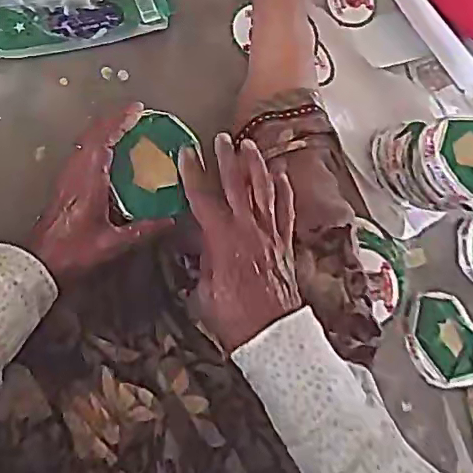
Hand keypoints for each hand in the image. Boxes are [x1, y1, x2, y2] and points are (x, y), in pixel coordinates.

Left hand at [29, 105, 174, 280]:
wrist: (39, 263)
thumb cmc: (73, 252)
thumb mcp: (112, 243)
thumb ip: (143, 230)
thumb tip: (170, 220)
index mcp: (89, 180)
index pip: (104, 139)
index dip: (120, 121)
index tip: (137, 110)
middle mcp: (76, 171)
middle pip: (93, 134)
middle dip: (114, 118)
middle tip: (135, 113)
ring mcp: (67, 175)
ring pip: (86, 141)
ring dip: (104, 128)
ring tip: (124, 125)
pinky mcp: (65, 182)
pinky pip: (82, 151)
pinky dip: (97, 141)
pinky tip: (109, 149)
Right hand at [179, 133, 301, 351]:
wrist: (273, 334)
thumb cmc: (234, 318)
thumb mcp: (203, 292)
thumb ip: (200, 263)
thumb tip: (194, 246)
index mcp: (223, 240)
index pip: (203, 199)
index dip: (193, 174)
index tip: (186, 153)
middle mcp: (249, 229)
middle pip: (236, 186)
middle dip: (227, 160)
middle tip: (221, 139)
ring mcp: (270, 233)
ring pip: (263, 191)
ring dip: (255, 167)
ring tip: (250, 146)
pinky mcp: (285, 242)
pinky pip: (285, 210)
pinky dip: (284, 191)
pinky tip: (282, 176)